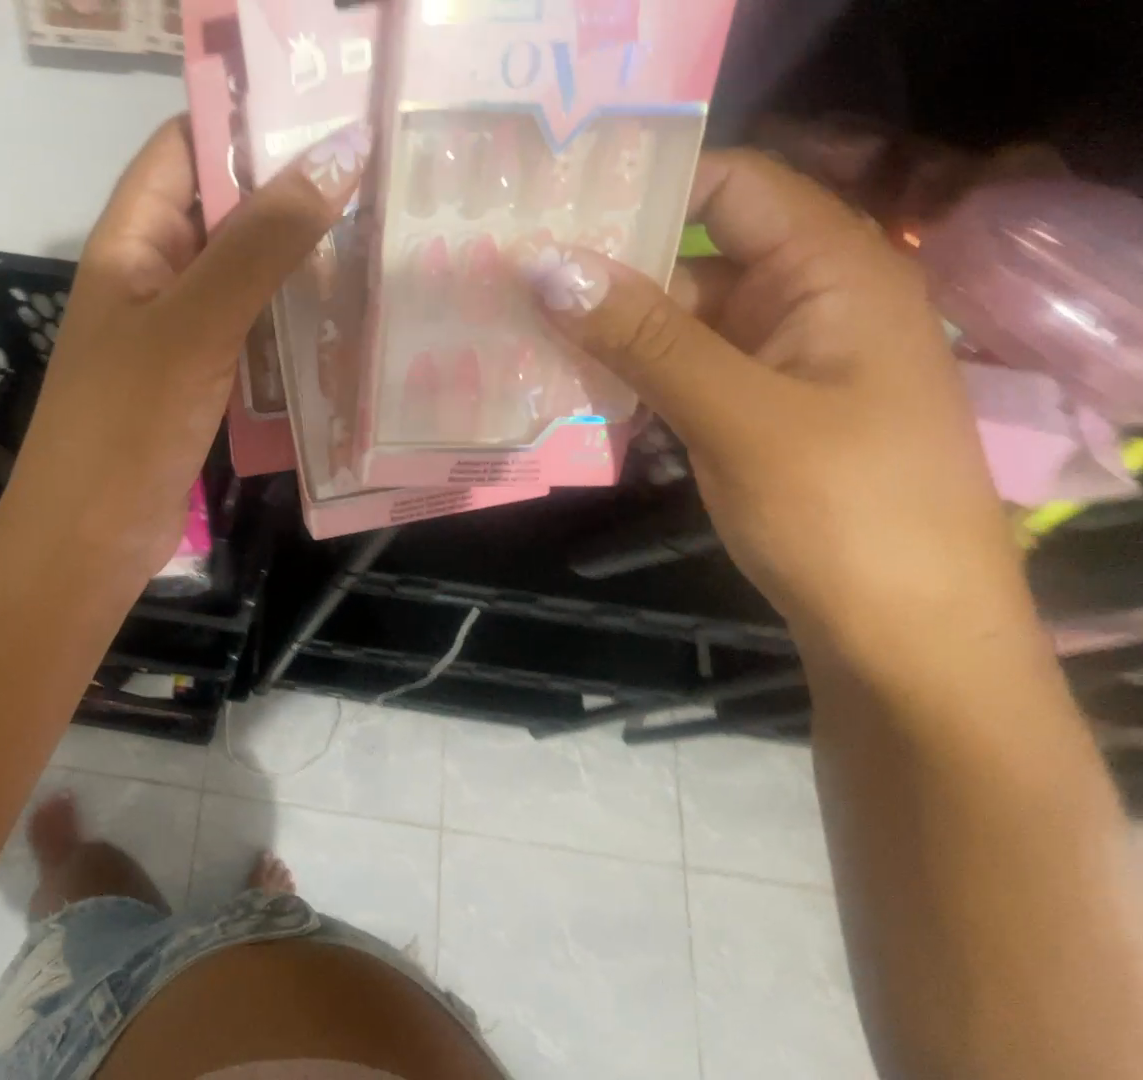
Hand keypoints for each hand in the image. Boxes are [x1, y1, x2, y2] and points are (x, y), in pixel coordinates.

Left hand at [0, 117, 367, 589]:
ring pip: (245, 278)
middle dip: (296, 192)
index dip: (251, 120)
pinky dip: (294, 325)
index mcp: (129, 243)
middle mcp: (150, 278)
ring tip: (393, 237)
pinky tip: (355, 320)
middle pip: (224, 211)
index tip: (339, 110)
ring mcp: (175, 336)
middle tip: (393, 175)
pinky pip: (252, 337)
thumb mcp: (193, 326)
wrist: (85, 546)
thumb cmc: (124, 429)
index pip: (186, 147)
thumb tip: (341, 151)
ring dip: (304, 263)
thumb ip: (261, 242)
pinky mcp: (198, 387)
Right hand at [526, 150, 1030, 653]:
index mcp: (833, 270)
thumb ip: (642, 337)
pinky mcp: (750, 412)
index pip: (731, 186)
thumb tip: (544, 264)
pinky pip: (674, 373)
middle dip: (602, 264)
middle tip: (502, 274)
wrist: (903, 634)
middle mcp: (805, 300)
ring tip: (508, 328)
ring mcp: (776, 360)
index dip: (644, 183)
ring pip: (673, 320)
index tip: (547, 206)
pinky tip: (555, 386)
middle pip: (691, 252)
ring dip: (600, 328)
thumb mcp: (737, 414)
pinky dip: (620, 376)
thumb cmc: (843, 510)